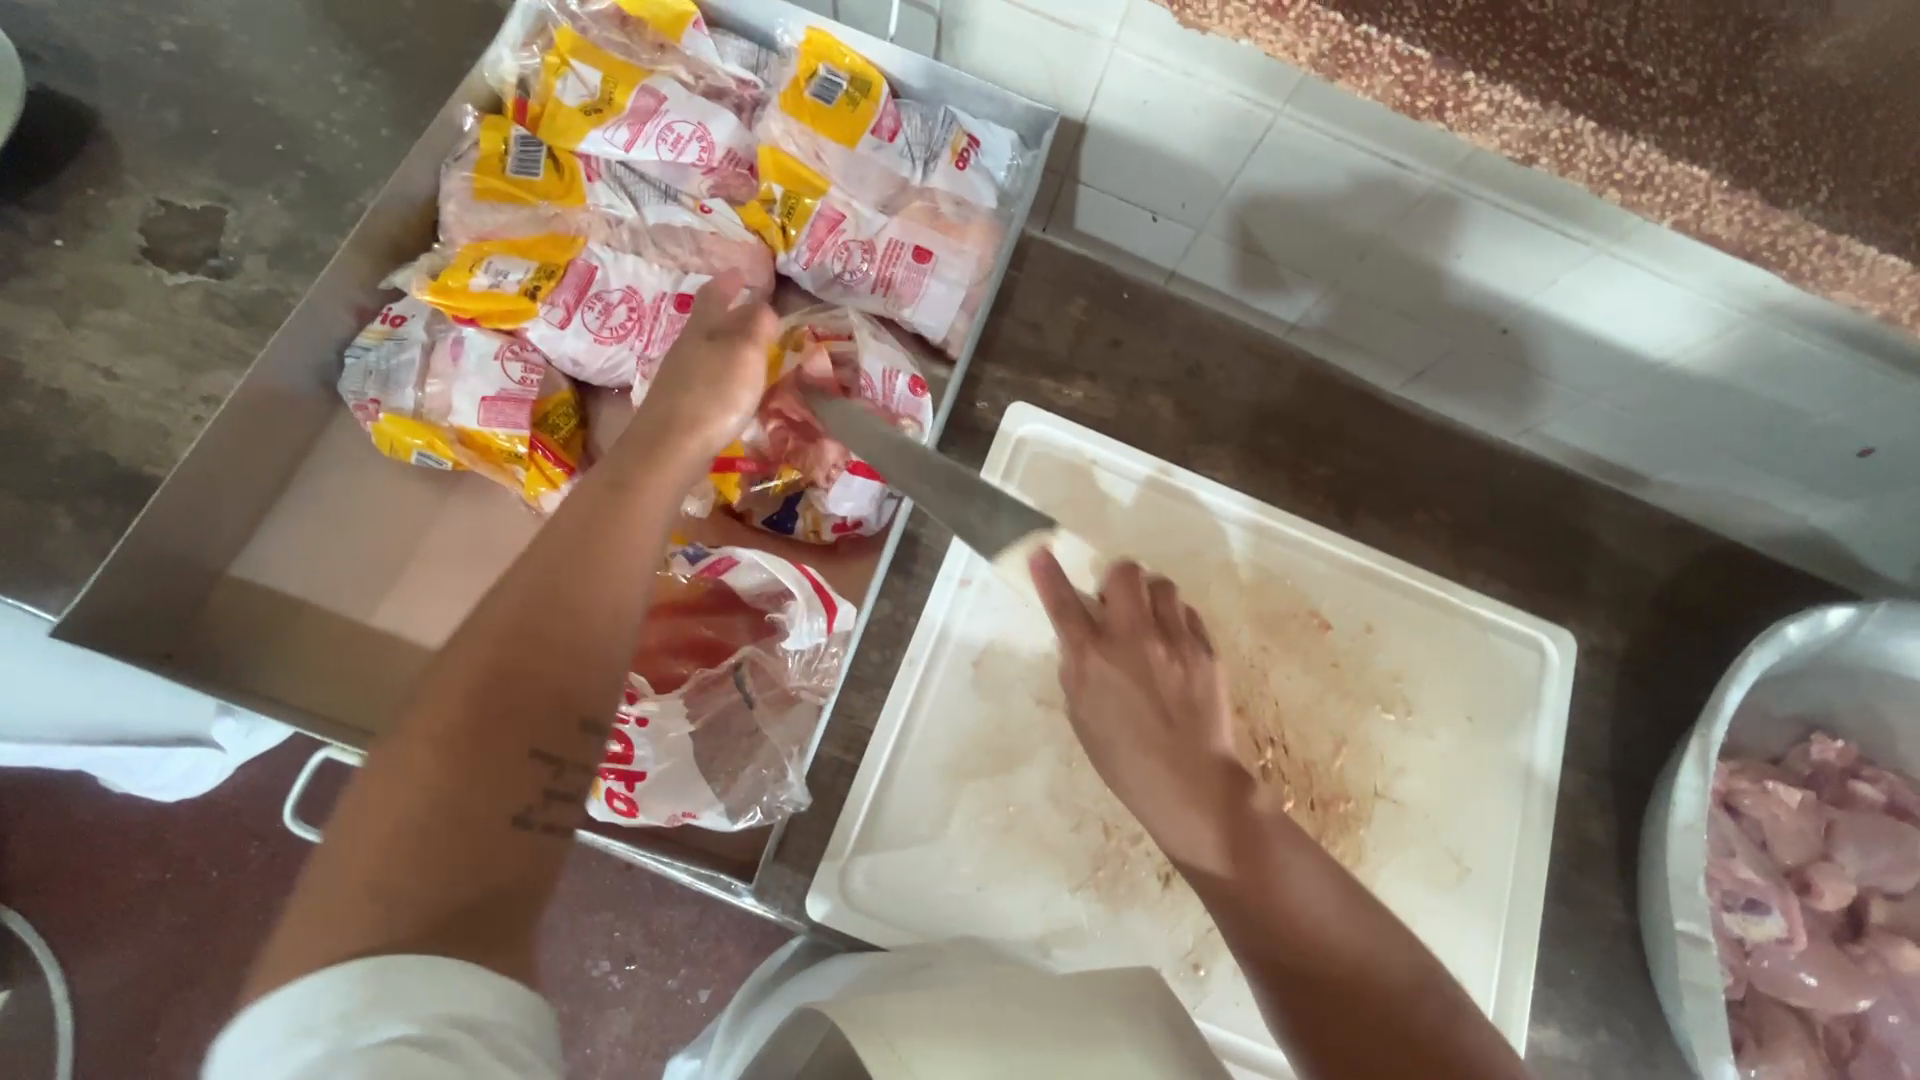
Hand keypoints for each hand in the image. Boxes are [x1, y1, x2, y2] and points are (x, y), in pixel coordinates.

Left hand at [631, 270, 778, 458]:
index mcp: (703, 328)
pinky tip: (734, 389)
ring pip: (705, 351)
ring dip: (726, 346)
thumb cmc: (714, 393)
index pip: (714, 295)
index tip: (741, 273)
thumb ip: (756, 326)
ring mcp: (680, 379)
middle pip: (706, 323)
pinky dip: (722, 375)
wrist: (671, 447)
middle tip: (750, 310)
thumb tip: (763, 306)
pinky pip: (705, 380)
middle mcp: (686, 348)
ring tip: (749, 350)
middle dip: (727, 313)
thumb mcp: (745, 353)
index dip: (728, 282)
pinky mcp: (681, 407)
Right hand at [1029, 550, 1253, 872]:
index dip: (1049, 576)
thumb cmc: (1124, 760)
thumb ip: (1078, 670)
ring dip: (1150, 597)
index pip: (1064, 604)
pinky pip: (1187, 613)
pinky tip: (1173, 646)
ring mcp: (1173, 641)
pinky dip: (1176, 620)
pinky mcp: (1205, 649)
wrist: (1190, 782)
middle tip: (1117, 607)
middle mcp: (1132, 638)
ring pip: (1162, 585)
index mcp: (1092, 659)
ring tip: (1150, 624)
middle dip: (1117, 581)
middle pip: (1125, 574)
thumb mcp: (1081, 716)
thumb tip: (1082, 641)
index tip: (1042, 553)